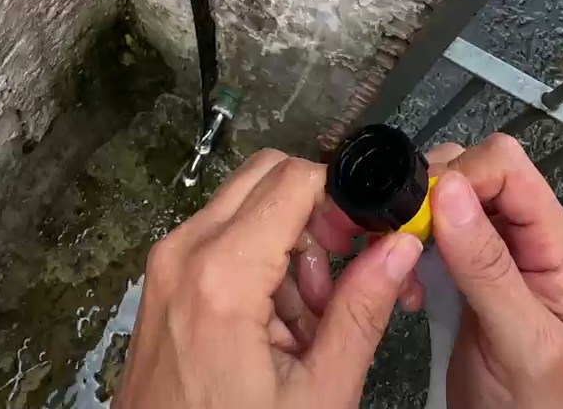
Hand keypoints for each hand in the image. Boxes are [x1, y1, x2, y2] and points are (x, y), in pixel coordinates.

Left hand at [116, 149, 423, 408]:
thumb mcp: (318, 395)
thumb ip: (362, 309)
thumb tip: (400, 246)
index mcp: (221, 274)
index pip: (295, 180)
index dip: (340, 197)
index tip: (365, 235)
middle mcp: (184, 250)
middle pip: (267, 175)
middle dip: (314, 209)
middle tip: (340, 271)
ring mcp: (166, 262)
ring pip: (244, 200)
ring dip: (287, 236)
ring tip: (308, 314)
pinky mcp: (162, 278)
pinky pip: (219, 232)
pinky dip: (256, 253)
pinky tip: (274, 320)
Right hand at [429, 133, 562, 408]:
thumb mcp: (524, 345)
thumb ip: (488, 269)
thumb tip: (446, 188)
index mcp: (554, 244)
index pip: (508, 167)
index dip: (463, 174)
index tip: (424, 210)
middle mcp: (524, 237)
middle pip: (474, 170)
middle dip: (430, 193)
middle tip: (405, 237)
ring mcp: (492, 255)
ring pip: (446, 197)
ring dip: (414, 221)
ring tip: (402, 264)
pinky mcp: (463, 275)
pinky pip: (430, 234)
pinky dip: (407, 249)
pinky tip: (407, 287)